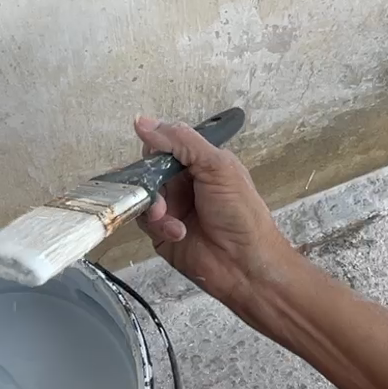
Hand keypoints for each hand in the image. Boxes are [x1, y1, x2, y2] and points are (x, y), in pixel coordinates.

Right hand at [132, 116, 295, 316]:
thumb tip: (144, 122)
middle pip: (148, 169)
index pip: (166, 143)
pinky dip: (158, 225)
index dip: (156, 149)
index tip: (152, 159)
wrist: (245, 266)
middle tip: (160, 192)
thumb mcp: (217, 167)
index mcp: (201, 162)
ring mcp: (172, 207)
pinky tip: (177, 232)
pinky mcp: (162, 232)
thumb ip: (181, 141)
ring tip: (167, 216)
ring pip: (142, 195)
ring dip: (153, 205)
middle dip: (149, 180)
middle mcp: (184, 182)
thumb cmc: (243, 216)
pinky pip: (143, 221)